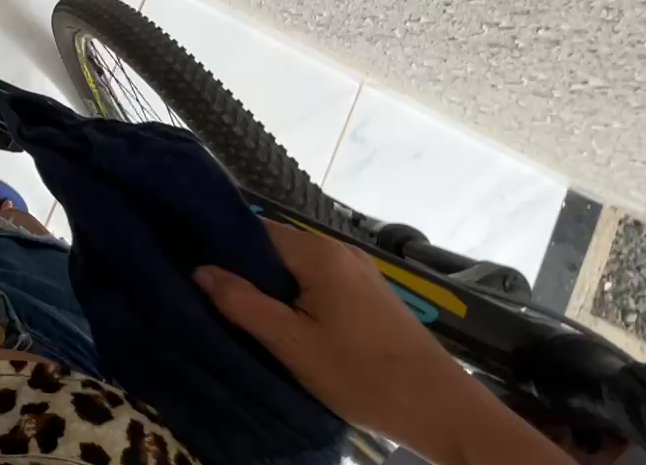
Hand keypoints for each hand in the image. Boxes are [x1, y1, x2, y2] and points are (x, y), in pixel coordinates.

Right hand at [194, 222, 531, 461]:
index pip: (252, 229)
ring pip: (295, 267)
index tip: (195, 265)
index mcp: (318, 253)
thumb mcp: (292, 344)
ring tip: (246, 311)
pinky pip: (317, 281)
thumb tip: (200, 270)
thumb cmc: (365, 376)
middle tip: (216, 295)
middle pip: (274, 247)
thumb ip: (241, 302)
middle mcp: (339, 250)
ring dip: (271, 285)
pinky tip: (287, 322)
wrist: (449, 416)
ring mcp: (359, 271)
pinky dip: (296, 295)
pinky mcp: (371, 294)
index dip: (221, 245)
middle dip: (245, 269)